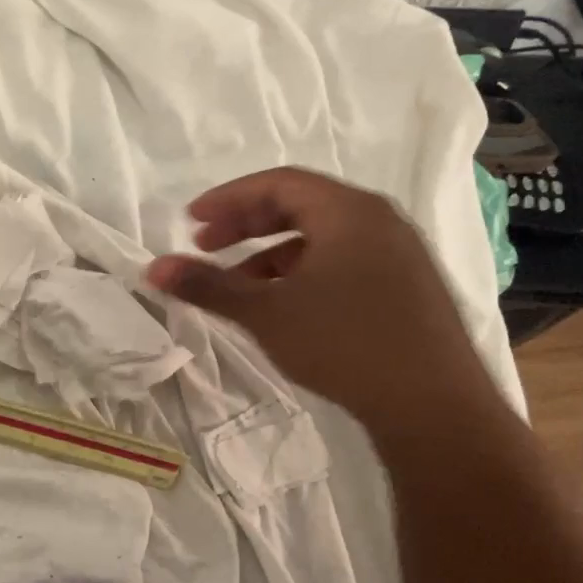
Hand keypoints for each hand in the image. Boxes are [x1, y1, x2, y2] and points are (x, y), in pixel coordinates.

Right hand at [143, 167, 495, 428]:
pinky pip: (340, 257)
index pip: (279, 183)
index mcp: (348, 212)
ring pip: (319, 234)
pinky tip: (278, 301)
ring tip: (234, 281)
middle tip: (204, 246)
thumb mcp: (264, 312)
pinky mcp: (402, 283)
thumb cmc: (343, 342)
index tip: (189, 220)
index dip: (228, 198)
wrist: (430, 399)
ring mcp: (396, 252)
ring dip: (268, 249)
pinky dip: (298, 268)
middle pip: (301, 204)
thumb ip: (207, 285)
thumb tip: (152, 267)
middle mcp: (378, 221)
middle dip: (245, 222)